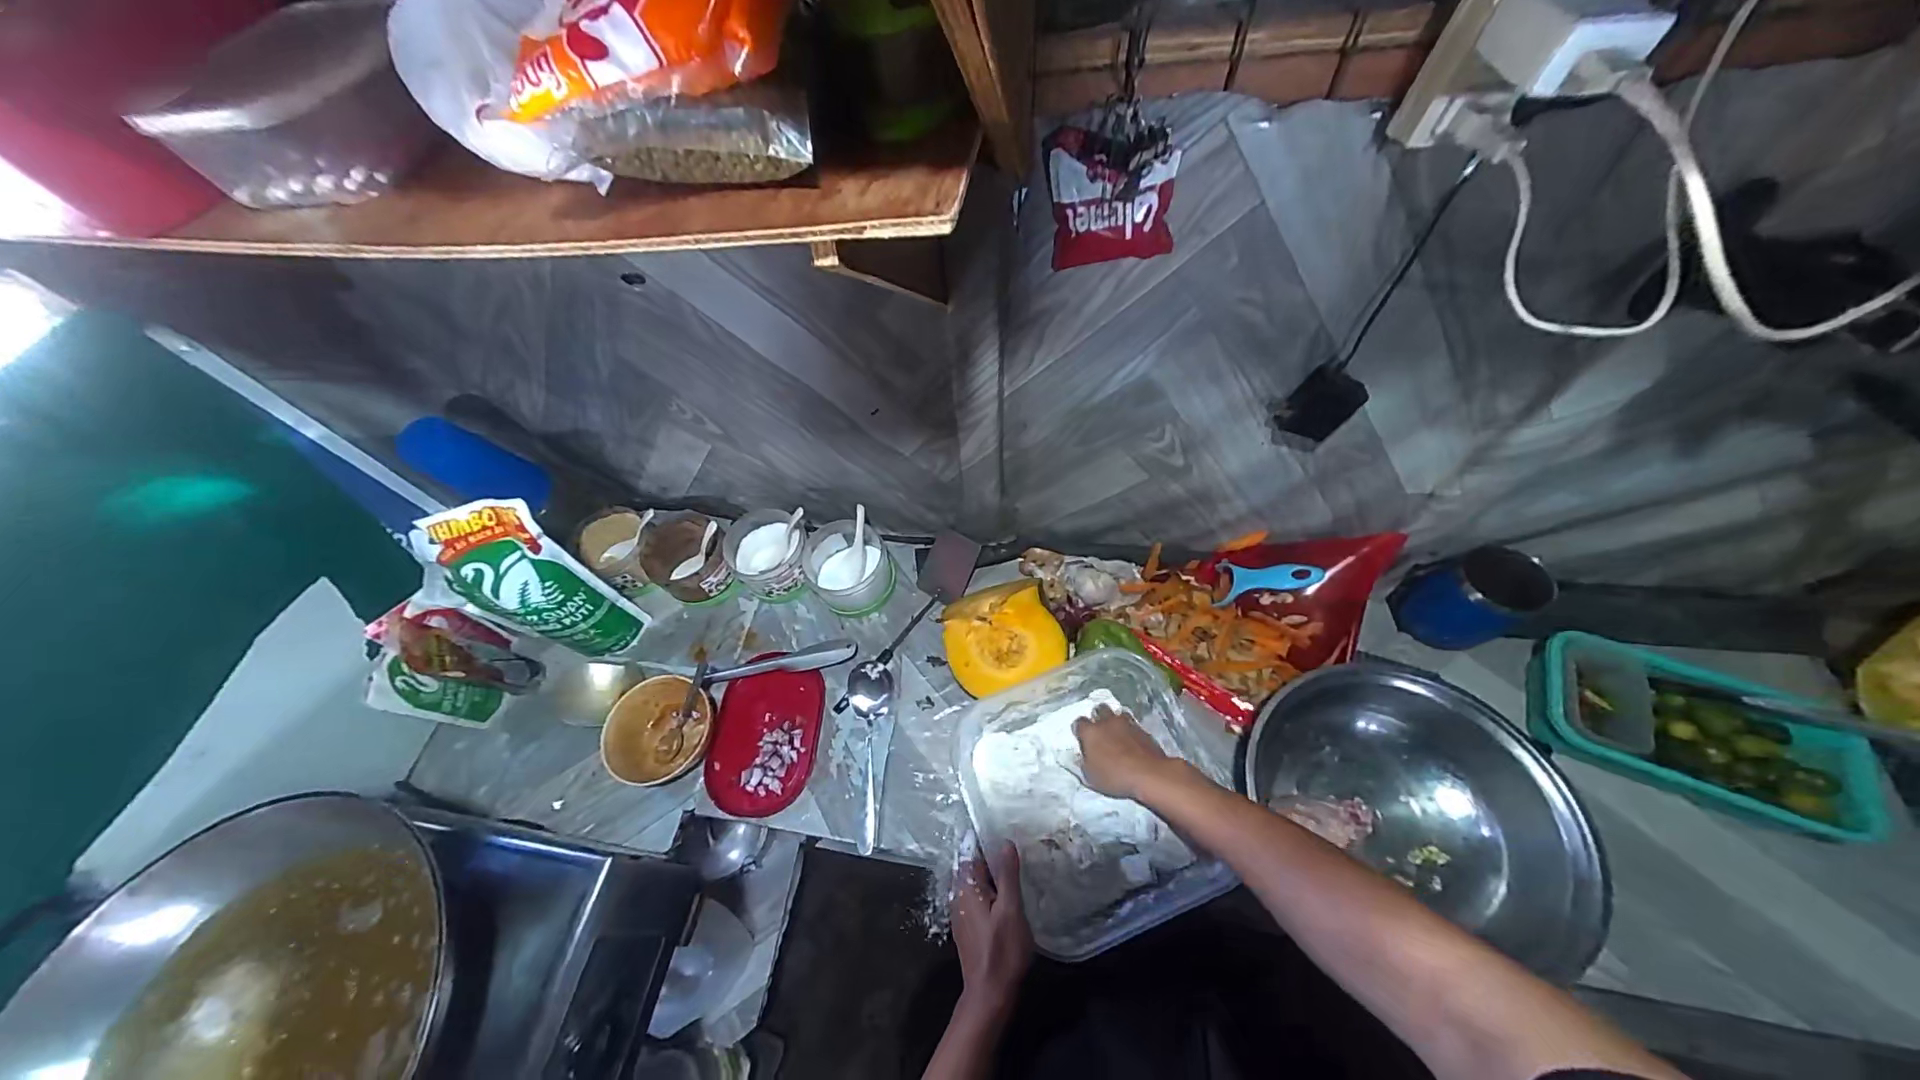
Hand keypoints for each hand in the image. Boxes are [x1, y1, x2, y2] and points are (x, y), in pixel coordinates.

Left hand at [951, 841, 1032, 1013]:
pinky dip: (991, 894)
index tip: (1008, 836)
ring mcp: (961, 913)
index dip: (989, 844)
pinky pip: (978, 900)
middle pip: (974, 869)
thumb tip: (1005, 843)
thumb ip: (1007, 875)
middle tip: (1017, 855)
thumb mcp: (1011, 909)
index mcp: (965, 888)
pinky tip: (1008, 899)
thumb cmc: (1002, 950)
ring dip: (993, 879)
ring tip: (1016, 874)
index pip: (973, 854)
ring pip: (977, 886)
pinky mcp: (968, 927)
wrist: (989, 994)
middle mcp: (958, 897)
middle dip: (992, 861)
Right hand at [1074, 704, 1173, 799]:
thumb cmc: (1116, 776)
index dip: (1080, 730)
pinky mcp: (1143, 729)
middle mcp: (1107, 722)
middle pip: (1100, 710)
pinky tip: (1132, 741)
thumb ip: (1083, 764)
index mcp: (1090, 732)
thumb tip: (1081, 759)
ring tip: (1117, 733)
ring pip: (1118, 713)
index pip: (1079, 723)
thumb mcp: (1091, 777)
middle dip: (1098, 717)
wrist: (1149, 774)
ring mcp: (1127, 723)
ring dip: (1116, 721)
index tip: (1082, 738)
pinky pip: (1134, 724)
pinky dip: (1131, 730)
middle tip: (1100, 730)